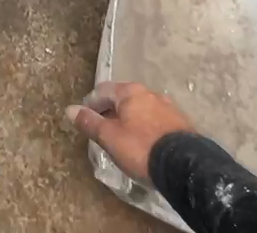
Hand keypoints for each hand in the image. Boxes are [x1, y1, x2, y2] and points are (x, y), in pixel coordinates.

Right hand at [65, 81, 193, 181]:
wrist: (187, 167)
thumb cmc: (141, 147)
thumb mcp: (109, 137)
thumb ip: (89, 122)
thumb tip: (69, 109)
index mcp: (129, 91)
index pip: (102, 91)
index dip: (91, 104)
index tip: (86, 119)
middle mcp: (149, 93)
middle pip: (123, 99)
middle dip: (112, 112)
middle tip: (105, 131)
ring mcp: (169, 108)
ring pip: (142, 110)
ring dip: (131, 121)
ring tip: (126, 140)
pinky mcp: (183, 125)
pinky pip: (157, 122)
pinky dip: (148, 129)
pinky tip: (147, 145)